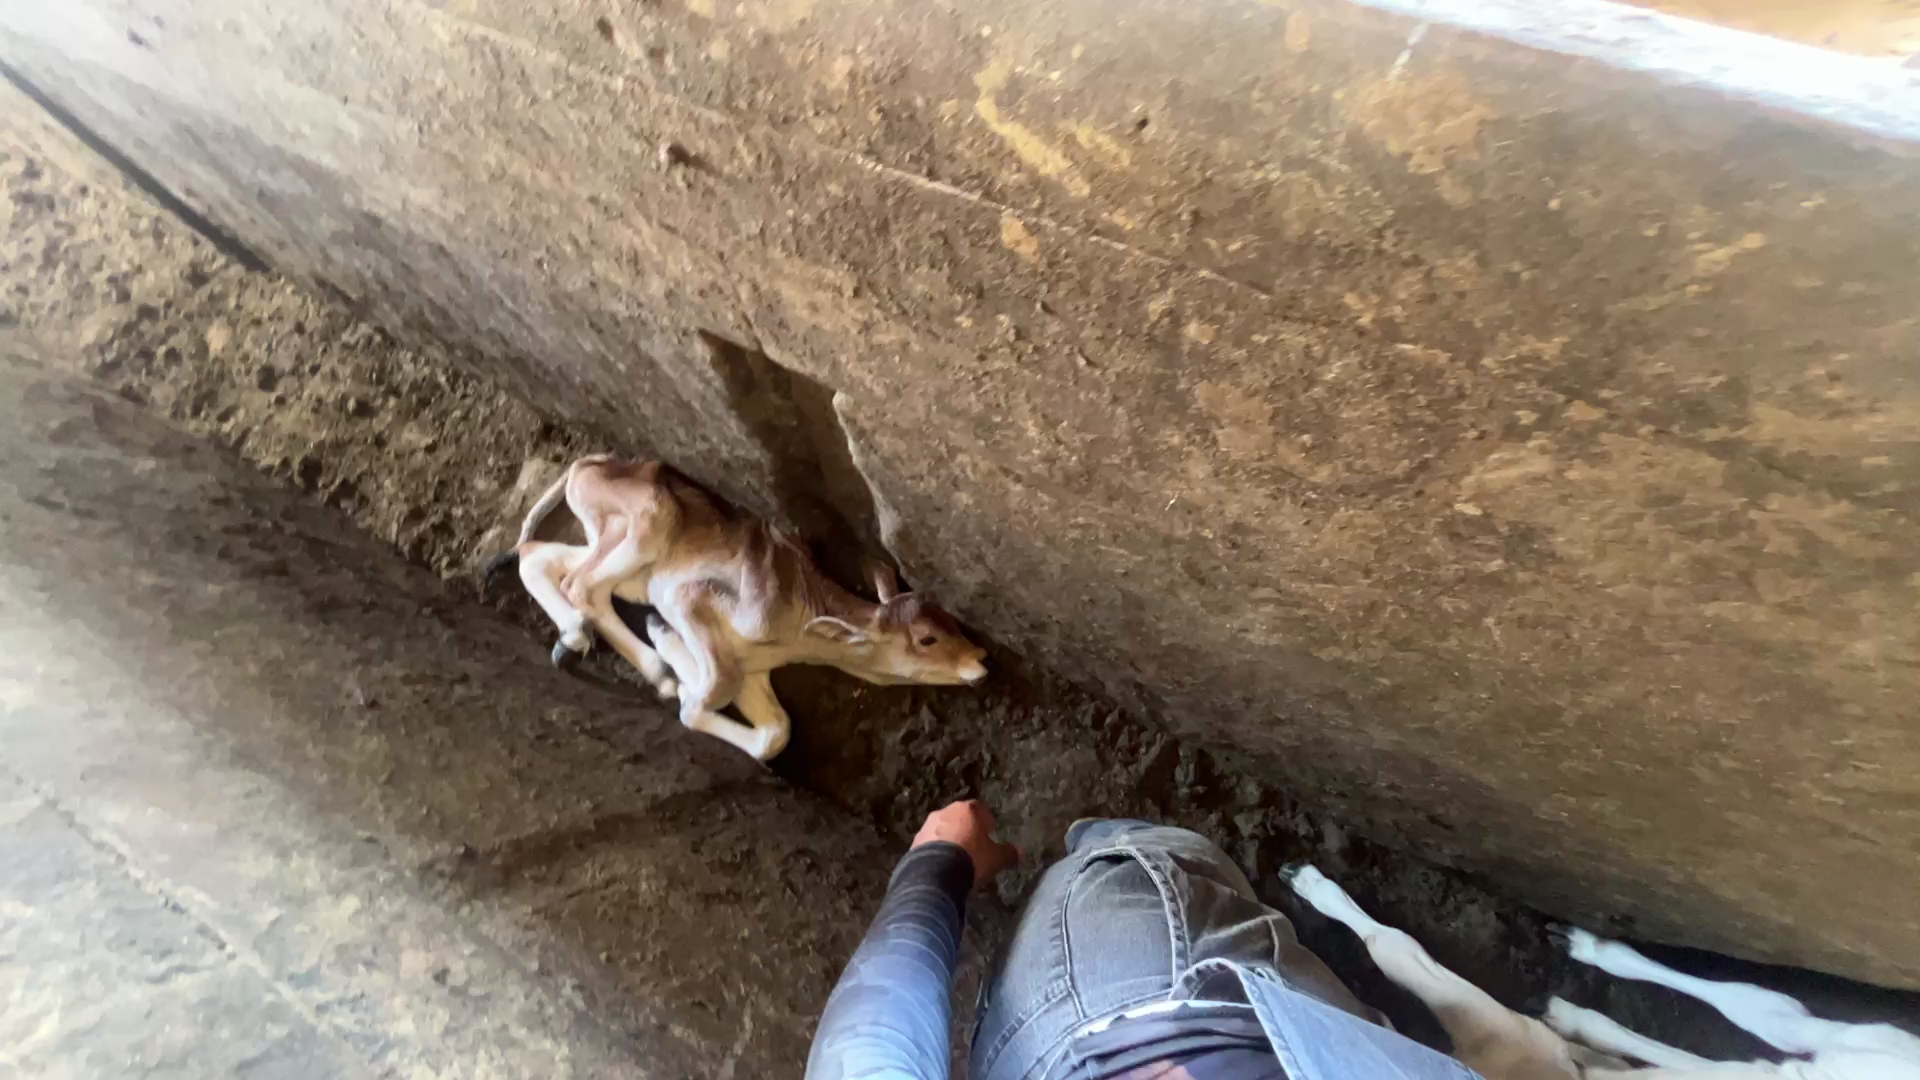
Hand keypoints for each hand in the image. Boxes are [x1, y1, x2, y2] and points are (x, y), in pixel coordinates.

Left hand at [912, 799, 1018, 889]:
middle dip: (966, 829)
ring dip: (950, 839)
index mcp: (967, 810)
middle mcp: (945, 812)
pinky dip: (937, 851)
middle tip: (974, 845)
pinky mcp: (915, 842)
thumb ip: (1007, 853)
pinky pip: (930, 844)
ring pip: (942, 829)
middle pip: (959, 817)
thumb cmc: (971, 859)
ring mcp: (928, 826)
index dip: (986, 820)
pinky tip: (942, 865)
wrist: (935, 874)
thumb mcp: (995, 858)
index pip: (980, 808)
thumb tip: (1018, 851)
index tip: (990, 831)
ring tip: (956, 857)